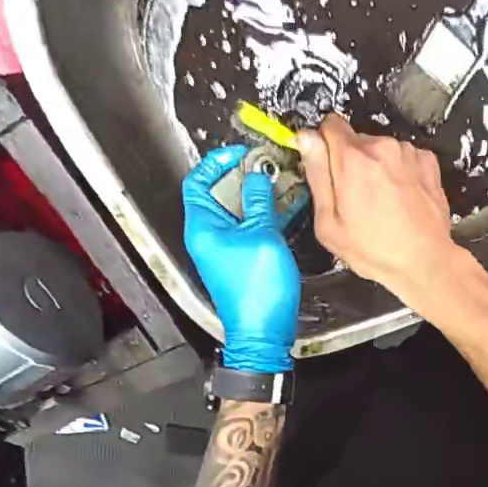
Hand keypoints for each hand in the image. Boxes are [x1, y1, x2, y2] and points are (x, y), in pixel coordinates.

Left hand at [183, 145, 301, 373]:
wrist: (264, 333)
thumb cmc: (257, 292)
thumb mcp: (262, 236)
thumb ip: (259, 200)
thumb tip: (258, 174)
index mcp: (203, 227)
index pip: (199, 180)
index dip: (218, 161)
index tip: (243, 153)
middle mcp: (210, 235)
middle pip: (222, 193)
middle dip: (247, 177)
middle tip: (270, 166)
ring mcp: (227, 248)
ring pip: (241, 210)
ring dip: (261, 196)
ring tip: (284, 183)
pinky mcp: (244, 258)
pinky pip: (253, 227)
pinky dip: (268, 215)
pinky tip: (289, 206)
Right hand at [298, 115, 474, 307]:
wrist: (425, 261)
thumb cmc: (379, 251)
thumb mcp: (329, 224)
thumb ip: (316, 176)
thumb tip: (307, 141)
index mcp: (351, 160)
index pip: (329, 125)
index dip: (325, 146)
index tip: (328, 165)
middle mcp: (381, 148)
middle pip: (356, 140)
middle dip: (351, 163)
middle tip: (355, 199)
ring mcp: (407, 153)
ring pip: (380, 150)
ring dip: (377, 169)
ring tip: (381, 204)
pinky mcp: (426, 161)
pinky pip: (403, 158)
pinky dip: (400, 173)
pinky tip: (399, 200)